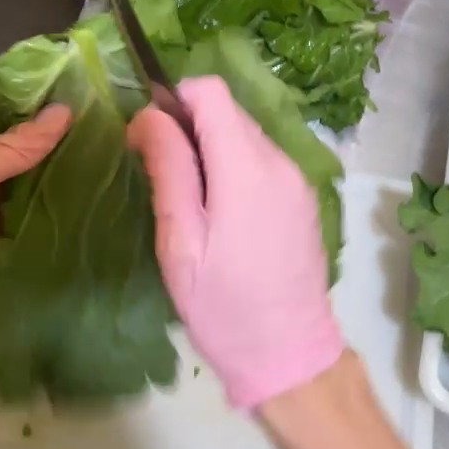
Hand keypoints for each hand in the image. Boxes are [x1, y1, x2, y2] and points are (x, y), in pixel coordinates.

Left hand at [0, 78, 69, 372]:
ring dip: (49, 154)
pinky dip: (47, 187)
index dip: (23, 84)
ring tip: (99, 138)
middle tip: (95, 109)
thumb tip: (66, 111)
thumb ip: (14, 145)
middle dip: (43, 120)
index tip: (68, 79)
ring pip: (19, 159)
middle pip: (7, 123)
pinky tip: (82, 175)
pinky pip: (24, 193)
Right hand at [127, 77, 344, 408]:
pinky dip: (232, 163)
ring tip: (187, 198)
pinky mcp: (301, 195)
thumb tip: (148, 114)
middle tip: (160, 172)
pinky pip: (260, 157)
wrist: (289, 356)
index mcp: (247, 168)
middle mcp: (279, 161)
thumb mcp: (180, 242)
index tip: (150, 134)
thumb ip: (168, 170)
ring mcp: (296, 178)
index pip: (211, 91)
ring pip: (243, 131)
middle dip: (187, 124)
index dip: (174, 98)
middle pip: (227, 110)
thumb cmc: (223, 306)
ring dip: (209, 146)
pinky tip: (218, 209)